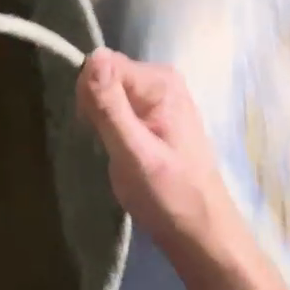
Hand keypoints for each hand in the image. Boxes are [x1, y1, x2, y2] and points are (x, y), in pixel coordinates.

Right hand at [76, 50, 240, 251]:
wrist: (200, 233)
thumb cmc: (169, 196)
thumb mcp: (133, 153)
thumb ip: (110, 106)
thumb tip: (92, 56)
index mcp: (160, 81)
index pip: (101, 64)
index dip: (90, 97)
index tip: (95, 131)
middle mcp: (160, 80)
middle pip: (102, 75)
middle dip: (94, 108)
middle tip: (108, 145)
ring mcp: (157, 97)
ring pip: (105, 92)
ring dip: (100, 120)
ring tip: (115, 150)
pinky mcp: (152, 115)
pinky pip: (114, 105)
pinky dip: (108, 126)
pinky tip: (119, 149)